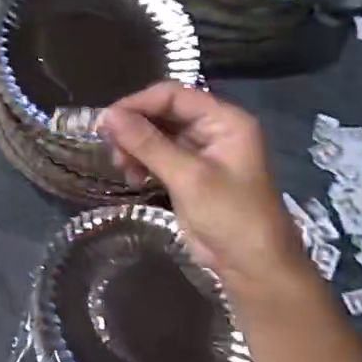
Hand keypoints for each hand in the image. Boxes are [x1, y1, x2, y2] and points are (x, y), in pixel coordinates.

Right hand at [103, 82, 308, 297]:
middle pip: (165, 113)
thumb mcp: (188, 177)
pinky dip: (144, 163)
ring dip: (136, 146)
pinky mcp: (191, 175)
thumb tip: (107, 116)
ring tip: (122, 167)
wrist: (254, 266)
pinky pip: (161, 156)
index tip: (106, 121)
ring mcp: (203, 153)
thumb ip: (148, 144)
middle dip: (135, 127)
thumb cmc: (230, 216)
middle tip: (111, 149)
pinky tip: (133, 178)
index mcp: (225, 120)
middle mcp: (214, 130)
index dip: (138, 103)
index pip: (174, 95)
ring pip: (159, 135)